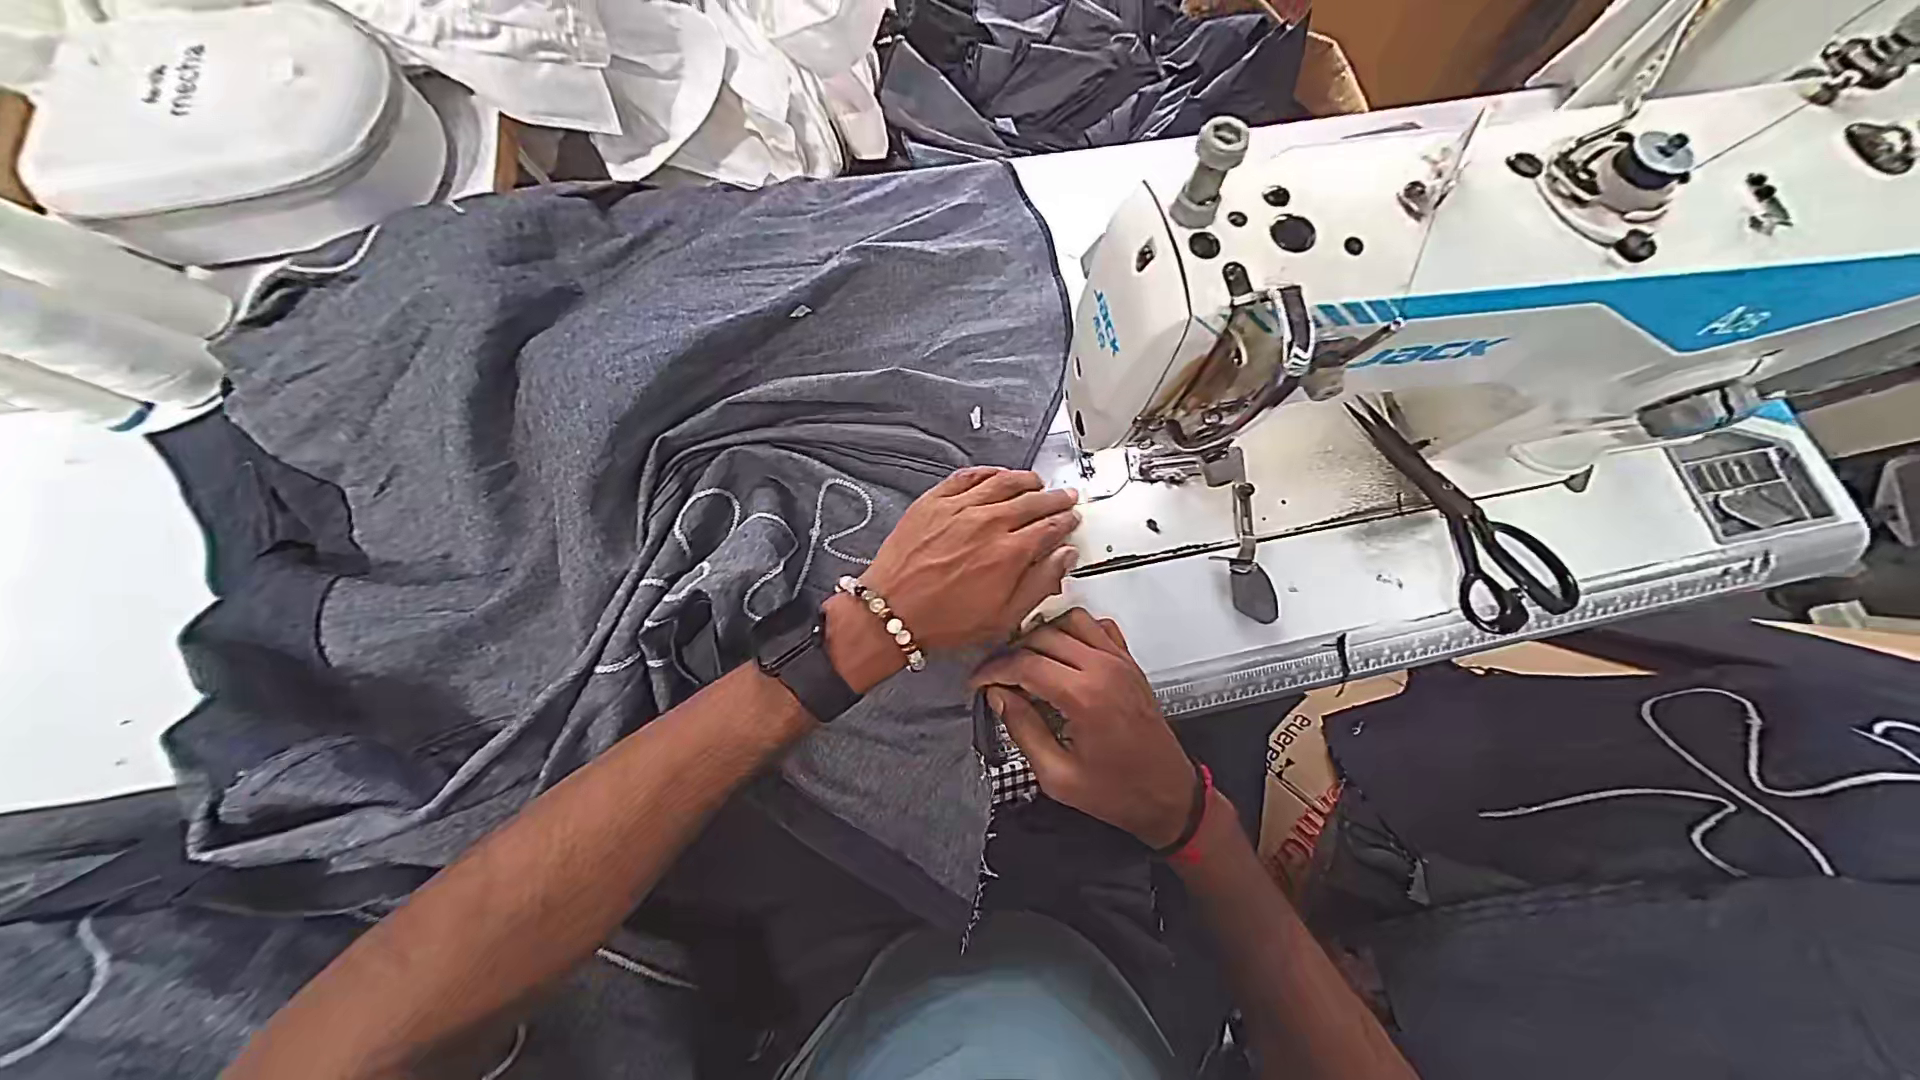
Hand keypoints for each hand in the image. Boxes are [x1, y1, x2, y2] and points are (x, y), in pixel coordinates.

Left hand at [860, 467, 1080, 650]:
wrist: (892, 612)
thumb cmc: (942, 619)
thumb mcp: (1003, 617)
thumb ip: (1040, 583)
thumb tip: (1063, 558)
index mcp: (1008, 553)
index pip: (1049, 526)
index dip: (1065, 521)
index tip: (1070, 520)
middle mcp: (986, 524)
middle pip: (1032, 500)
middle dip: (1054, 498)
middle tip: (1064, 497)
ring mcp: (958, 509)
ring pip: (1003, 482)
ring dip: (1025, 480)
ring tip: (1036, 482)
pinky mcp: (934, 502)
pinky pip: (967, 476)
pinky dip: (987, 472)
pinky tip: (996, 474)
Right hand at [971, 610, 1196, 847]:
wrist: (1168, 795)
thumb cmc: (1119, 792)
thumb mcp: (1057, 775)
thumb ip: (1023, 730)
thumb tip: (999, 698)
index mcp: (1084, 697)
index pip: (1024, 664)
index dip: (993, 670)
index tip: (979, 682)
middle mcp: (1104, 670)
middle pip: (1042, 637)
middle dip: (1011, 653)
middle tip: (997, 677)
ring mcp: (1120, 662)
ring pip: (1070, 621)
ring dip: (1042, 635)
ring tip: (1026, 661)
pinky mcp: (1129, 664)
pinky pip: (1098, 627)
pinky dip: (1075, 630)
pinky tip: (1063, 652)